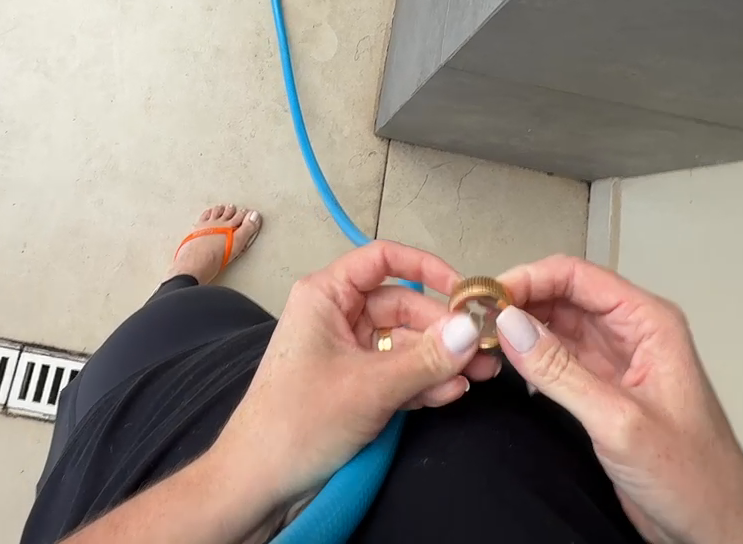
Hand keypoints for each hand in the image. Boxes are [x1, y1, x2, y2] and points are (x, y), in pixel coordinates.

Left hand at [208, 241, 491, 505]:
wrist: (258, 483)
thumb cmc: (299, 421)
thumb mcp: (370, 387)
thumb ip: (426, 358)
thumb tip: (471, 330)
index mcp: (326, 294)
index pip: (382, 259)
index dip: (426, 267)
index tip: (464, 291)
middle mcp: (336, 312)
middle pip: (401, 304)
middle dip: (443, 328)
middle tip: (485, 348)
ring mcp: (345, 348)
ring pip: (403, 341)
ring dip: (439, 358)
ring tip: (481, 375)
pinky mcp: (353, 381)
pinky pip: (395, 370)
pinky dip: (422, 381)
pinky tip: (451, 393)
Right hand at [494, 256, 742, 543]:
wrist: (717, 536)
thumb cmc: (696, 480)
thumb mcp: (620, 422)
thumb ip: (561, 371)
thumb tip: (509, 325)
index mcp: (648, 322)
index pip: (577, 276)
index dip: (529, 278)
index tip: (489, 295)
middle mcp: (629, 331)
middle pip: (561, 293)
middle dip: (518, 300)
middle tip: (476, 316)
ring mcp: (613, 358)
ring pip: (554, 322)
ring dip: (519, 326)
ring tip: (482, 335)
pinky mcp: (600, 385)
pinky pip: (556, 353)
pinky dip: (527, 353)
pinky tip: (504, 359)